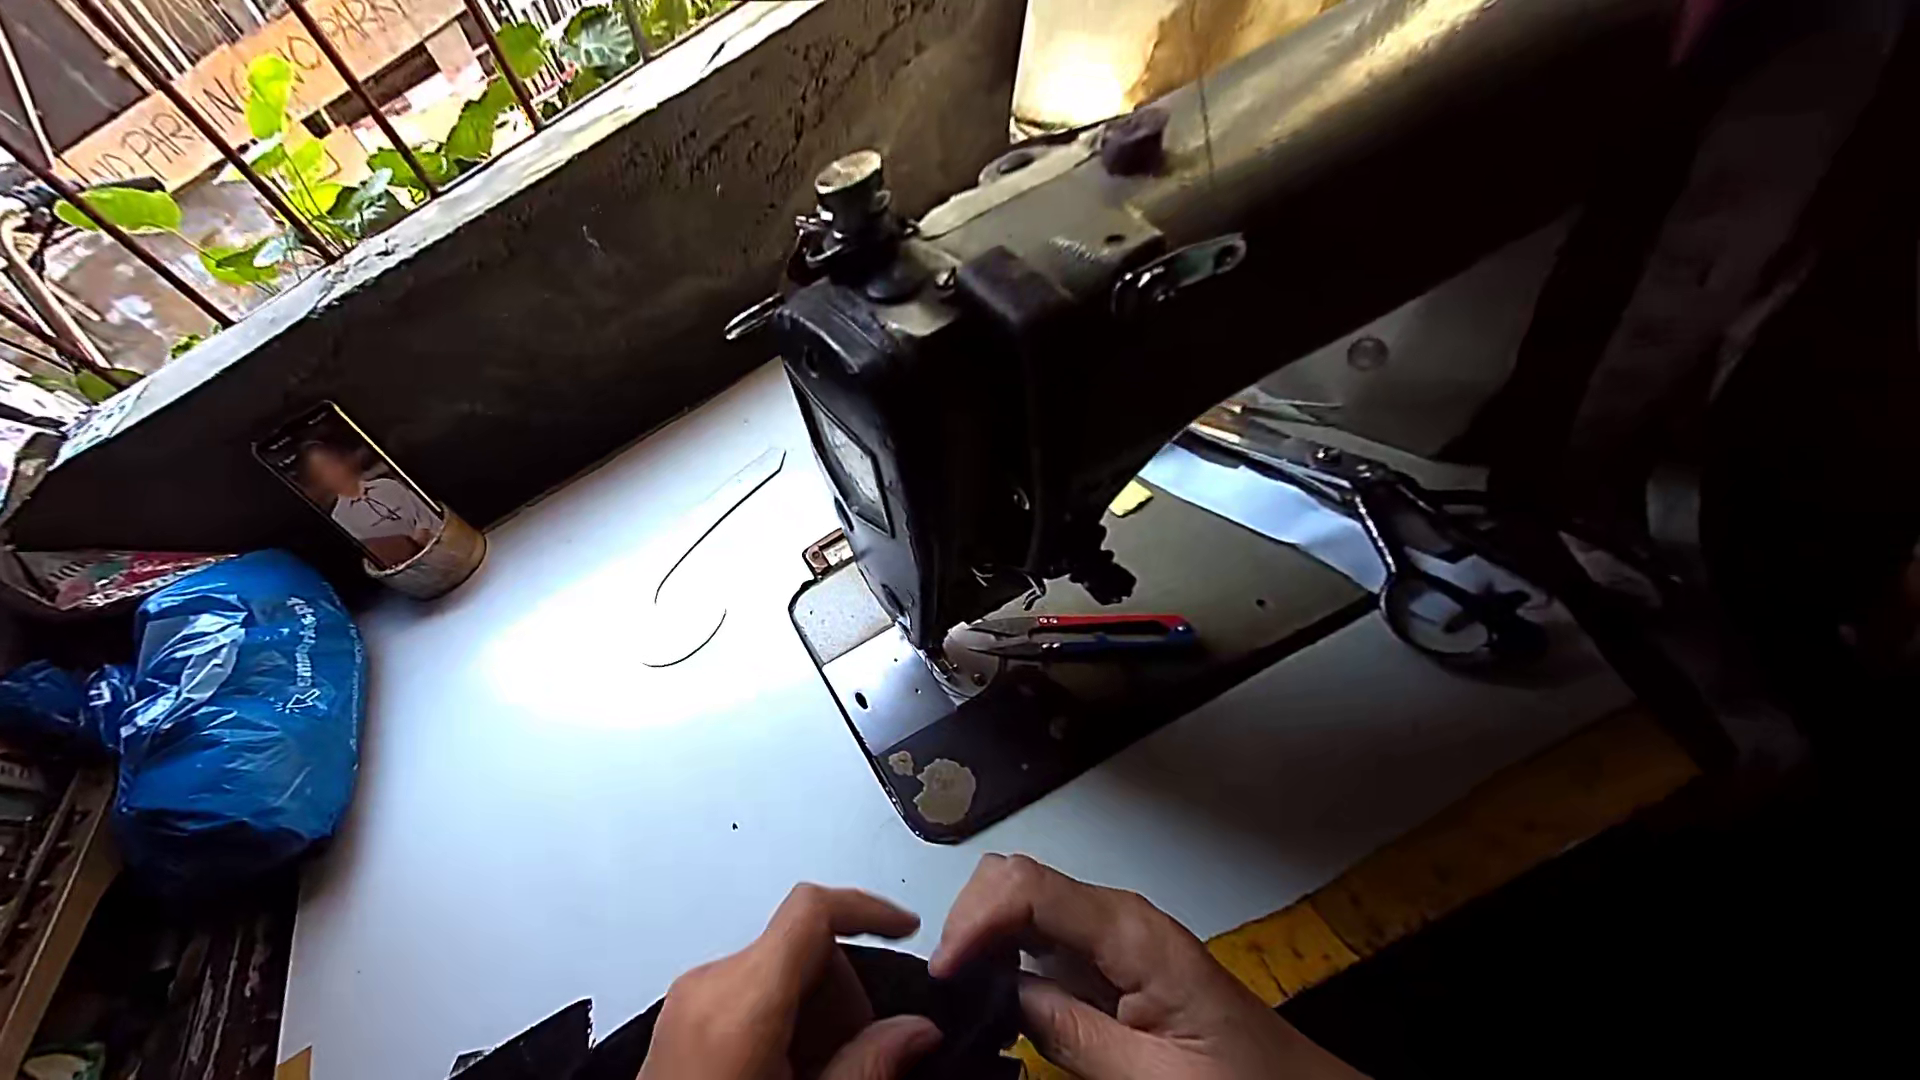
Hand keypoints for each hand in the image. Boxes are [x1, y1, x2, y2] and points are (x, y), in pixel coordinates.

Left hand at [640, 885, 942, 1079]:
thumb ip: (866, 1067)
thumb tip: (917, 1030)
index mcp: (739, 1005)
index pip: (813, 910)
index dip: (868, 910)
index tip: (904, 928)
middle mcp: (708, 987)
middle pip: (805, 943)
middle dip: (843, 991)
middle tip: (859, 1053)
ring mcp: (690, 1001)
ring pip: (783, 966)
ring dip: (817, 1007)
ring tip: (821, 1073)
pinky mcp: (683, 1020)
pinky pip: (754, 988)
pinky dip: (787, 1017)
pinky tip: (790, 1071)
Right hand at [930, 855, 1365, 1079]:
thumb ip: (1073, 1033)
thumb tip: (1007, 992)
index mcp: (1128, 930)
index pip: (1031, 887)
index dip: (977, 916)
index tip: (945, 969)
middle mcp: (1112, 913)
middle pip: (1019, 875)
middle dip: (972, 913)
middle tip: (948, 980)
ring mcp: (1107, 929)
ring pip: (1022, 895)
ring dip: (981, 927)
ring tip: (960, 983)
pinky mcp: (1104, 951)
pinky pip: (1038, 928)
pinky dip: (1001, 945)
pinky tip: (991, 983)